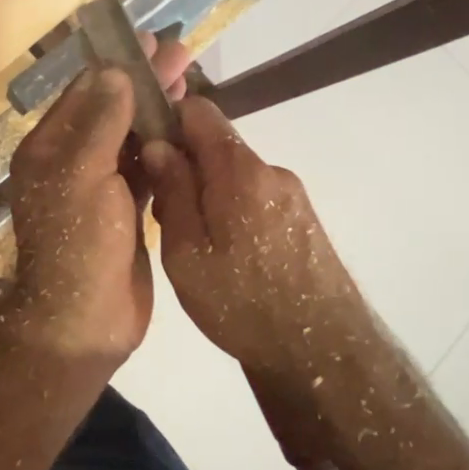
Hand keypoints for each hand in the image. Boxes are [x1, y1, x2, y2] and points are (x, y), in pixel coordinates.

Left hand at [2, 34, 192, 363]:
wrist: (84, 321)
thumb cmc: (78, 244)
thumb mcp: (84, 175)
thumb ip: (100, 121)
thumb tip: (114, 70)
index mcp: (49, 148)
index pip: (85, 92)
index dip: (118, 64)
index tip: (150, 40)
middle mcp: (70, 160)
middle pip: (111, 109)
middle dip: (144, 81)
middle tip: (182, 53)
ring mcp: (98, 186)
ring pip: (130, 136)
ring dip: (156, 109)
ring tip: (190, 81)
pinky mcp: (124, 209)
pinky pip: (145, 166)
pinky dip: (164, 145)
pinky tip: (189, 128)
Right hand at [138, 96, 363, 469]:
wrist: (323, 359)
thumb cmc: (241, 302)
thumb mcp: (186, 251)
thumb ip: (172, 190)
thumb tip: (159, 144)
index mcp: (240, 170)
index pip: (199, 110)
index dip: (167, 120)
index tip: (145, 149)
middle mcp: (271, 171)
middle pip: (216, 146)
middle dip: (185, 167)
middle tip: (164, 215)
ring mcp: (293, 197)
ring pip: (234, 177)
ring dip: (209, 195)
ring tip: (194, 246)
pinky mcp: (304, 223)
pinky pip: (255, 199)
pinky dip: (232, 214)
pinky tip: (225, 258)